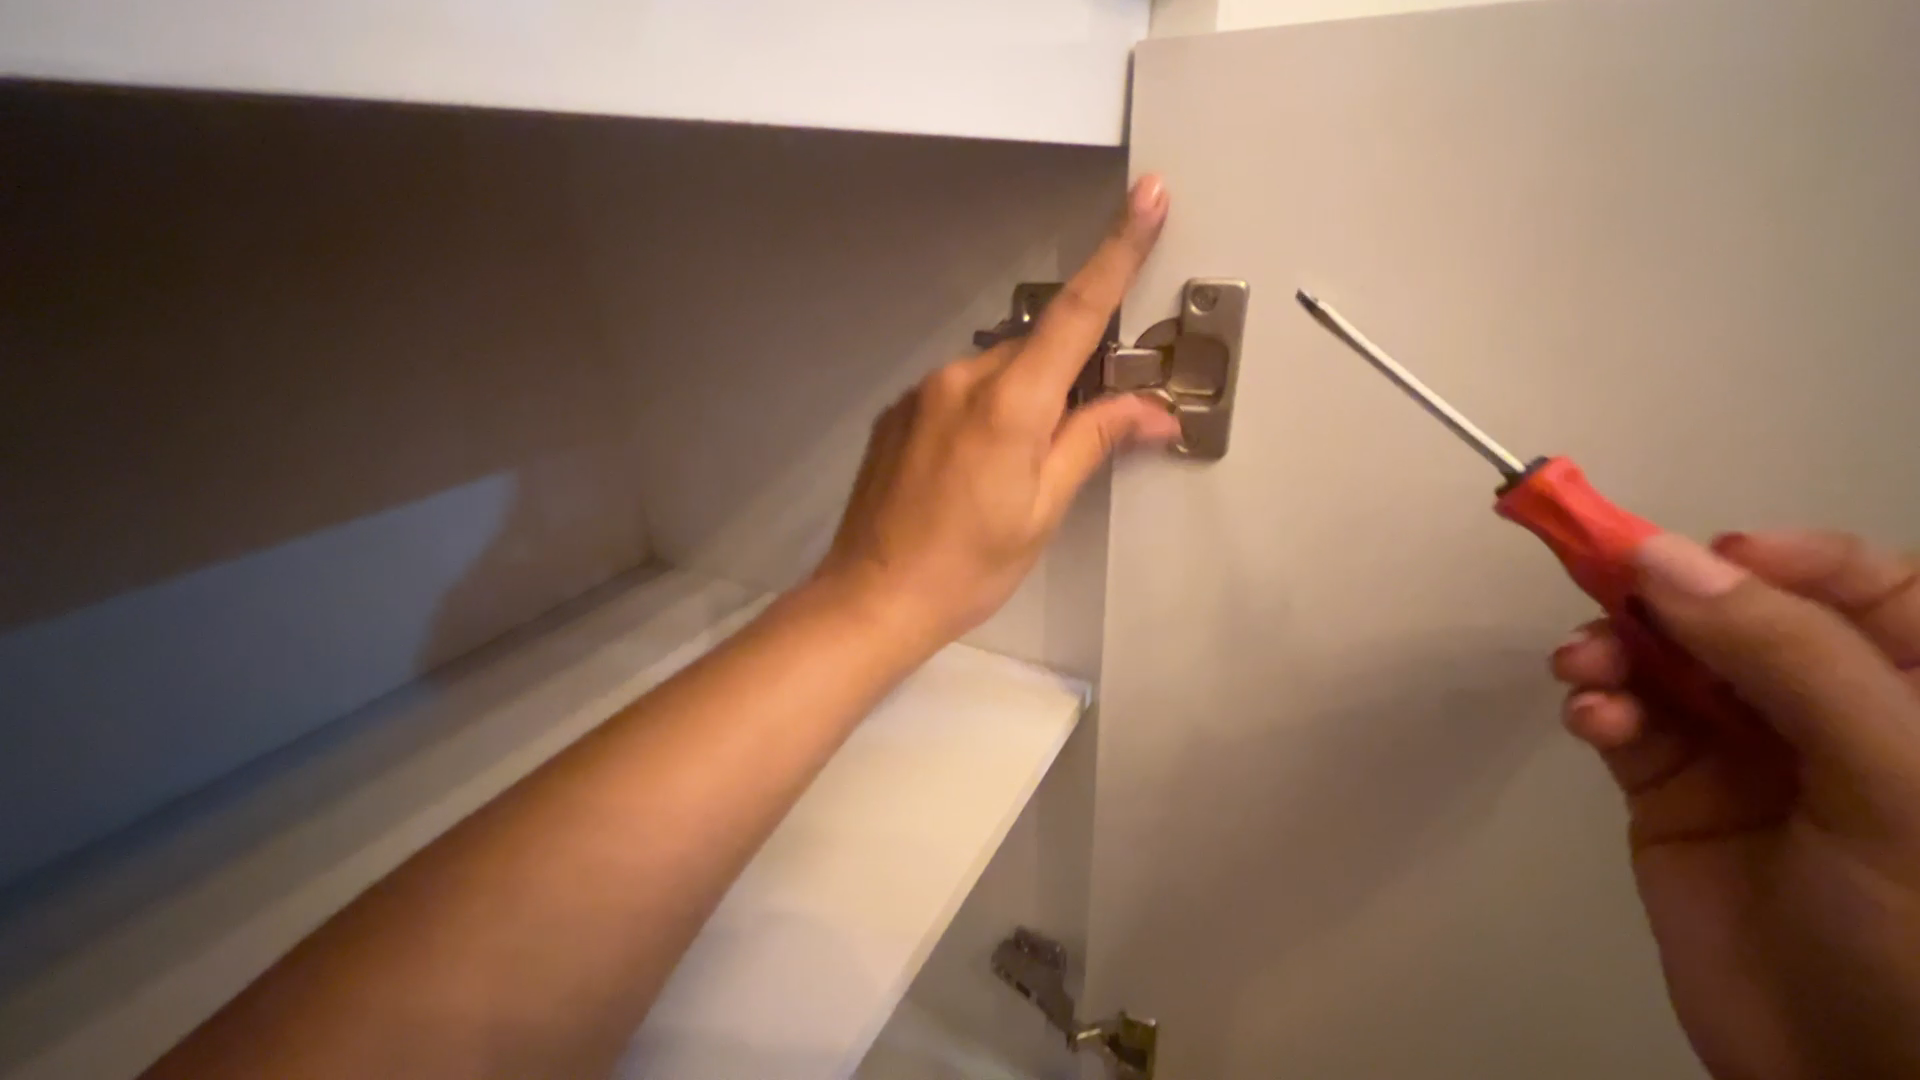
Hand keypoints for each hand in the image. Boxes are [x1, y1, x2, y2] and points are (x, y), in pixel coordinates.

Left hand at [809, 176, 1179, 648]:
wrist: (872, 597)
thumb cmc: (966, 567)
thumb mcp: (1041, 510)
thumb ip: (1093, 442)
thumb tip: (1153, 410)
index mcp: (1008, 405)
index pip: (1077, 313)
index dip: (1118, 252)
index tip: (1147, 197)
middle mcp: (960, 380)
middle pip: (1038, 348)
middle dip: (1070, 374)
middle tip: (1080, 431)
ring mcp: (922, 393)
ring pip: (997, 371)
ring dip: (1023, 399)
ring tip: (1012, 471)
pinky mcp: (898, 412)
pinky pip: (959, 391)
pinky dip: (984, 411)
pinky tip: (973, 468)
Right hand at [1553, 530, 1919, 1079]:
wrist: (1856, 1077)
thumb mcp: (1894, 782)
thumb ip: (1785, 657)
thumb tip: (1661, 557)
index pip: (1860, 586)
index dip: (1778, 557)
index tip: (1692, 556)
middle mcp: (1837, 711)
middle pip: (1735, 614)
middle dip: (1665, 601)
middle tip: (1601, 595)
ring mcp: (1748, 750)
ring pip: (1665, 661)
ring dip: (1614, 650)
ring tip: (1583, 668)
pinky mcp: (1672, 787)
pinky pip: (1625, 717)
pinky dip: (1598, 704)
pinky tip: (1592, 718)